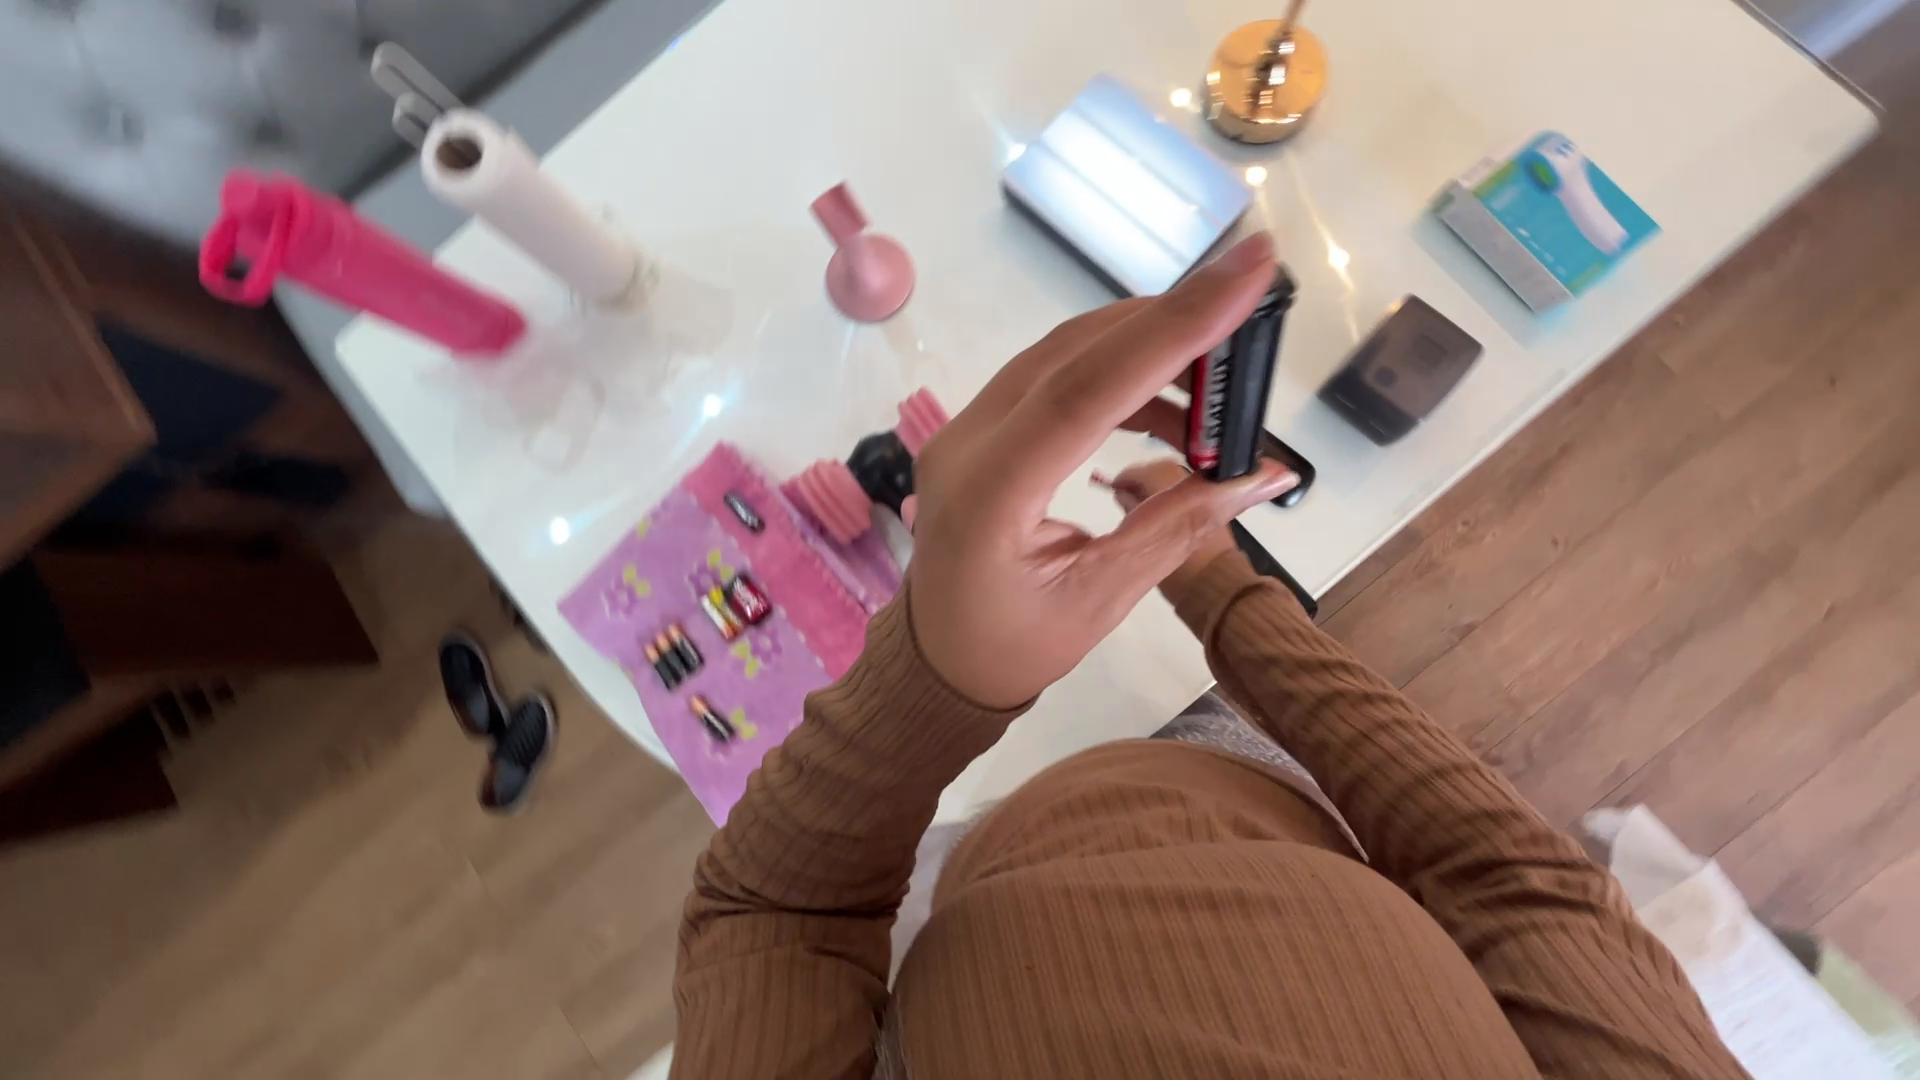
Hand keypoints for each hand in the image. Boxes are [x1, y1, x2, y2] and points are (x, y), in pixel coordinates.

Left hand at [906, 233, 1298, 707]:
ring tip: (1216, 387)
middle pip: (1073, 354)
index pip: (1085, 391)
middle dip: (1167, 322)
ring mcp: (964, 430)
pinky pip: (1051, 379)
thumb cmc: (1014, 645)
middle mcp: (966, 444)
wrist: (940, 656)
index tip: (1249, 270)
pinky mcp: (978, 430)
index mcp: (988, 495)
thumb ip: (1179, 526)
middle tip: (1250, 308)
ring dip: (1143, 350)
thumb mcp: (1101, 597)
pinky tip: (1164, 410)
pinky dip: (1114, 379)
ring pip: (1061, 356)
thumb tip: (1266, 473)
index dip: (1171, 330)